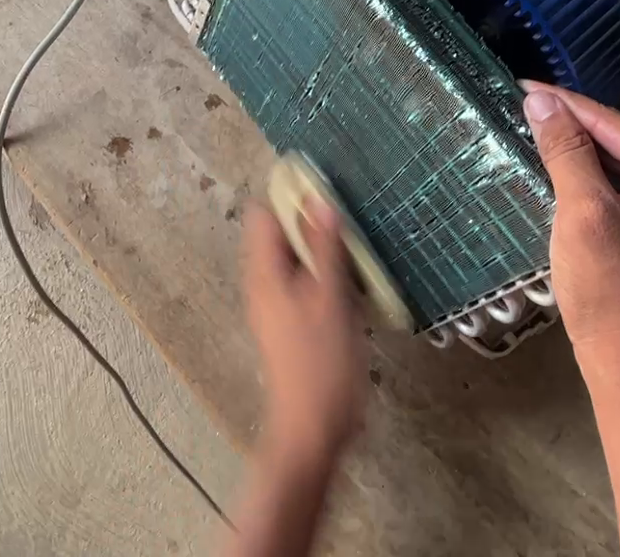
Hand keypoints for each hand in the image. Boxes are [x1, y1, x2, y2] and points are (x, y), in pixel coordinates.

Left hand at [241, 201, 367, 468]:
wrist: (312, 428)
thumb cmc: (321, 362)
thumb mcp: (329, 297)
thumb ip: (323, 247)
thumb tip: (318, 199)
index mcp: (263, 272)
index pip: (264, 213)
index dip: (290, 197)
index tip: (326, 191)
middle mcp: (262, 283)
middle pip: (280, 234)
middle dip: (311, 223)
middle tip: (348, 224)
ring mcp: (275, 304)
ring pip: (295, 259)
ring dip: (322, 251)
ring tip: (357, 253)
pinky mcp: (291, 323)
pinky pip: (304, 283)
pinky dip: (324, 276)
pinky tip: (354, 286)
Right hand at [522, 81, 619, 380]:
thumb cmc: (611, 295)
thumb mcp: (583, 215)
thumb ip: (565, 151)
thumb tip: (539, 98)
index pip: (615, 123)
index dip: (563, 104)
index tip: (518, 84)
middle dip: (571, 127)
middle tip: (518, 108)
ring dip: (578, 152)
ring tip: (529, 131)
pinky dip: (592, 178)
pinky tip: (559, 170)